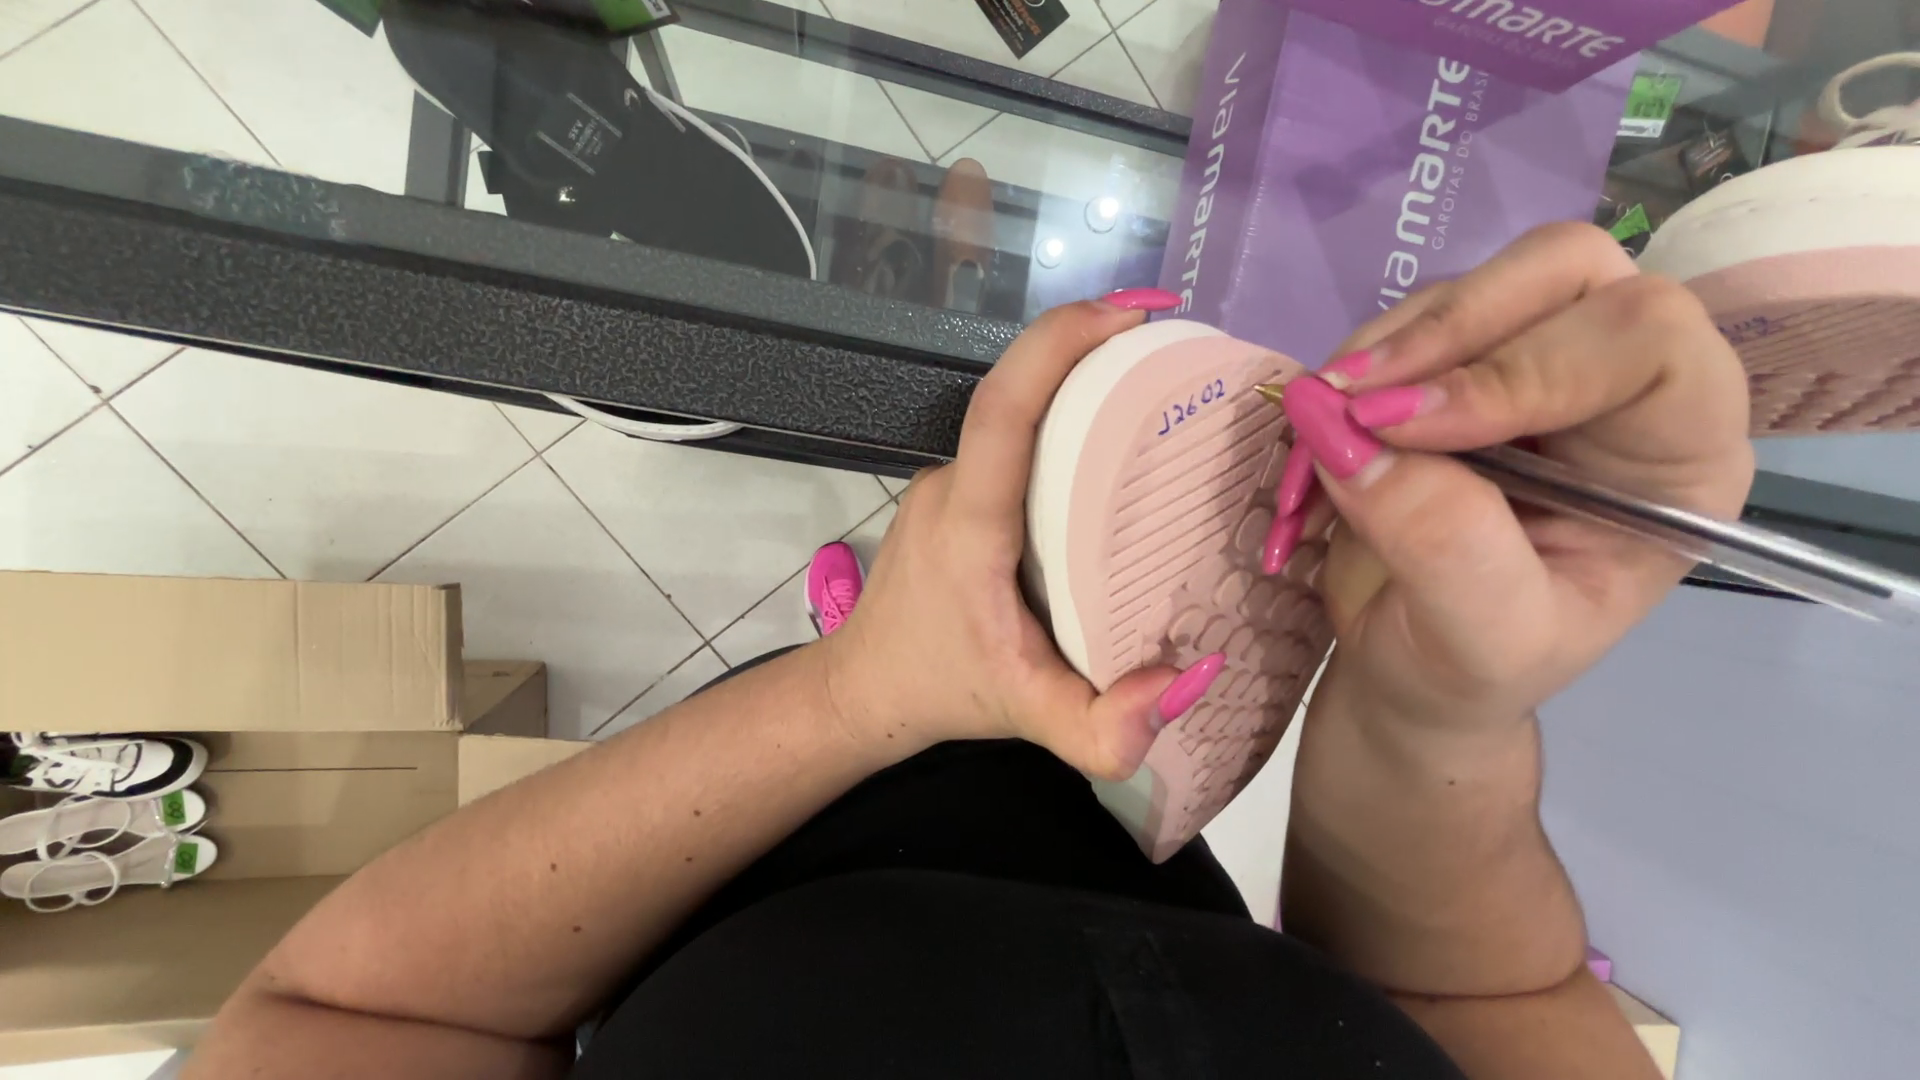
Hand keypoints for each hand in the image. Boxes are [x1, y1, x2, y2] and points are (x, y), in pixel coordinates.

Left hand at [817, 290, 1219, 780]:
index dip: (1057, 345)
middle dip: (1092, 359)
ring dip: (1079, 399)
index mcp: (970, 524)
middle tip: (1178, 359)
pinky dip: (1057, 435)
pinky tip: (1106, 461)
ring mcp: (942, 484)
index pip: (1002, 409)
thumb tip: (1192, 681)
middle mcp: (951, 486)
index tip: (1129, 314)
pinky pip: (1007, 446)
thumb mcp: (1029, 718)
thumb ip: (1105, 728)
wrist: (862, 686)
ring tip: (1159, 404)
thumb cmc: (941, 691)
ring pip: (1014, 423)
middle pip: (1018, 398)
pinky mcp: (948, 494)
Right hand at [1273, 223, 1754, 728]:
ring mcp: (1517, 377)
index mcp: (1671, 458)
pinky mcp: (1439, 380)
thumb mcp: (1479, 635)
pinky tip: (1316, 437)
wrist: (1406, 670)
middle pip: (1561, 274)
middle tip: (1347, 397)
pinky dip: (1340, 376)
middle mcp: (1608, 395)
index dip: (1516, 367)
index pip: (1640, 343)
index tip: (1396, 426)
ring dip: (1376, 352)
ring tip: (1319, 429)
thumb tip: (1344, 435)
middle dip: (1445, 328)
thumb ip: (1437, 539)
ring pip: (1464, 290)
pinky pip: (1393, 332)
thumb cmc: (1466, 670)